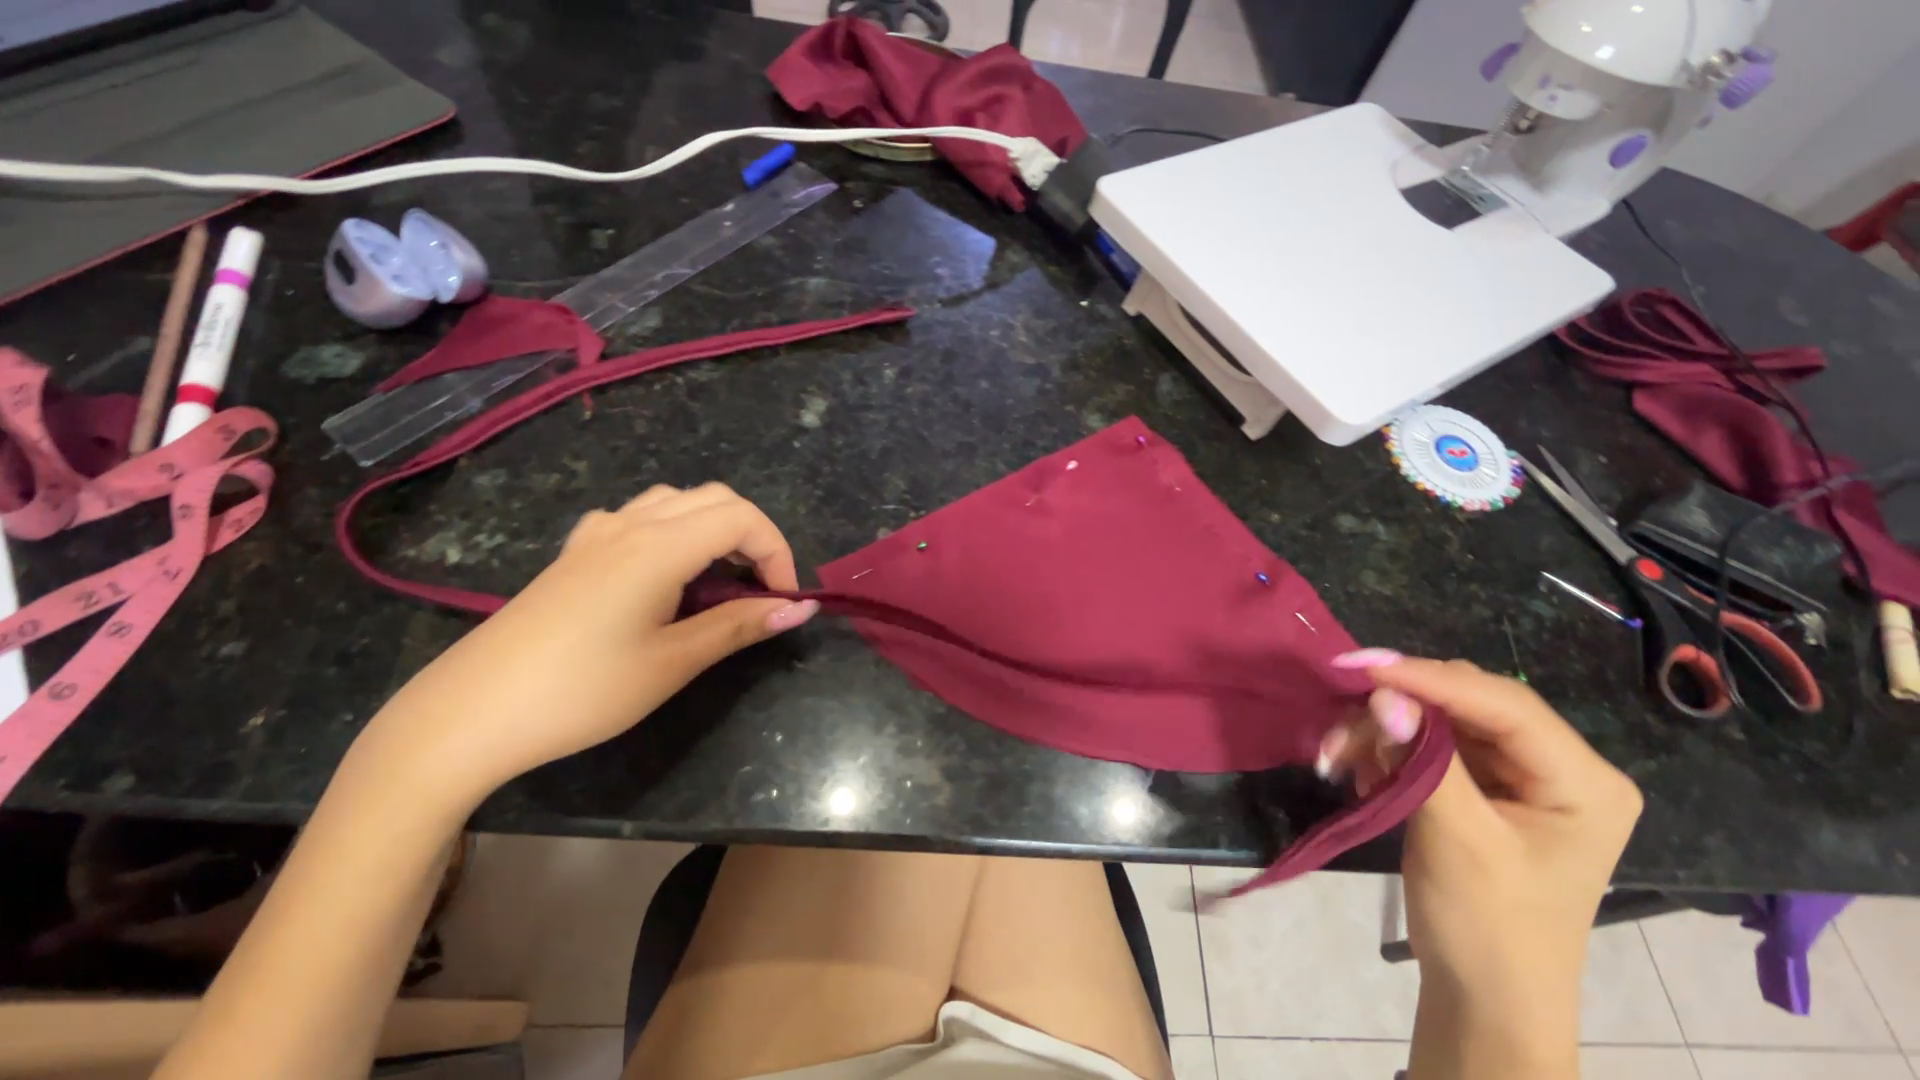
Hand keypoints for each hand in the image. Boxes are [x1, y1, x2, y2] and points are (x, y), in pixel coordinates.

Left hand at [351, 484, 819, 807]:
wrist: (473, 712)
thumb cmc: (583, 691)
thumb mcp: (672, 663)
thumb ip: (738, 626)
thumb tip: (800, 608)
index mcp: (659, 546)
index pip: (742, 518)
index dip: (777, 552)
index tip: (783, 602)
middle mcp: (630, 523)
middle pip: (714, 499)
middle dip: (753, 537)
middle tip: (760, 593)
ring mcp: (596, 534)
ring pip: (675, 502)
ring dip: (713, 530)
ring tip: (719, 585)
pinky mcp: (575, 552)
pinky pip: (638, 518)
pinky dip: (673, 532)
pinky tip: (662, 578)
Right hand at [1320, 651, 1641, 1069]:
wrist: (1485, 1001)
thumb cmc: (1488, 927)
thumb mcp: (1458, 840)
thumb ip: (1423, 760)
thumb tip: (1382, 694)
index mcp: (1585, 781)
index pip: (1505, 705)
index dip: (1431, 678)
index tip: (1363, 666)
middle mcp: (1561, 768)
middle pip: (1472, 707)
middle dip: (1403, 707)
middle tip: (1342, 712)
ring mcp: (1521, 780)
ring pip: (1444, 725)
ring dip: (1387, 732)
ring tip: (1337, 752)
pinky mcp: (1485, 793)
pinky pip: (1433, 751)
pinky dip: (1392, 753)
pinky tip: (1359, 769)